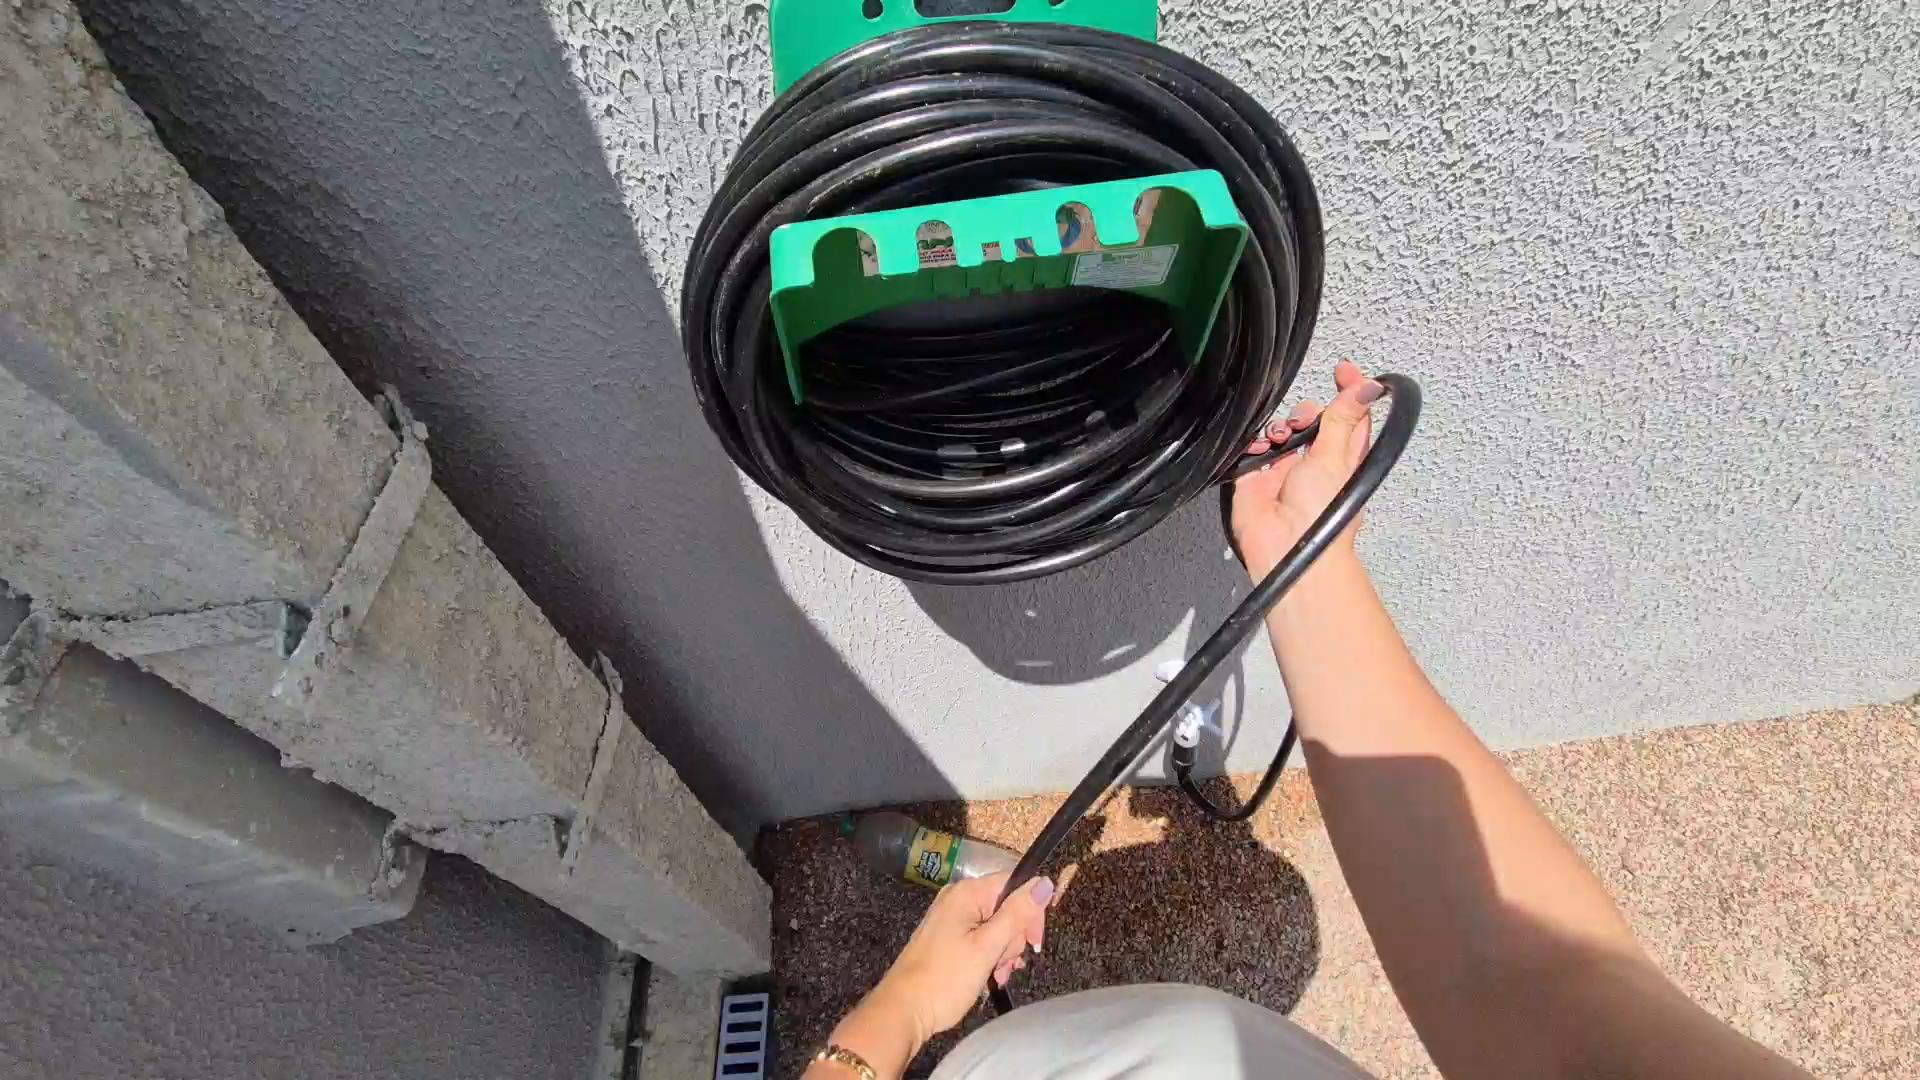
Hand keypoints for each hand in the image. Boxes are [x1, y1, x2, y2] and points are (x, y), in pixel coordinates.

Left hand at [820, 874, 1052, 1077]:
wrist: (903, 1010)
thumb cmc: (946, 978)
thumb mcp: (987, 947)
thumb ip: (1017, 914)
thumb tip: (1045, 881)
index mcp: (967, 892)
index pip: (1014, 883)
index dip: (1031, 910)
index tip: (1035, 943)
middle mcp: (959, 896)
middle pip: (1005, 905)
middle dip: (1013, 937)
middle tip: (1005, 965)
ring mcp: (951, 916)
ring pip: (995, 924)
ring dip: (1003, 951)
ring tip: (996, 975)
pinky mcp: (947, 935)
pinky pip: (980, 936)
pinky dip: (989, 955)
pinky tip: (989, 976)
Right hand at [1231, 360, 1384, 580]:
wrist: (1287, 546)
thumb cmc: (1323, 516)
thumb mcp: (1337, 458)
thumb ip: (1345, 419)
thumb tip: (1368, 386)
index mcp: (1343, 458)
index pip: (1351, 416)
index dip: (1350, 391)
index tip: (1345, 369)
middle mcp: (1313, 463)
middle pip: (1311, 422)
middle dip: (1306, 412)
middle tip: (1304, 419)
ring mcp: (1282, 470)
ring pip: (1279, 432)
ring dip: (1279, 427)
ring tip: (1279, 438)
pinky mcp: (1254, 479)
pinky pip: (1250, 449)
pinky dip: (1253, 442)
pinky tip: (1259, 447)